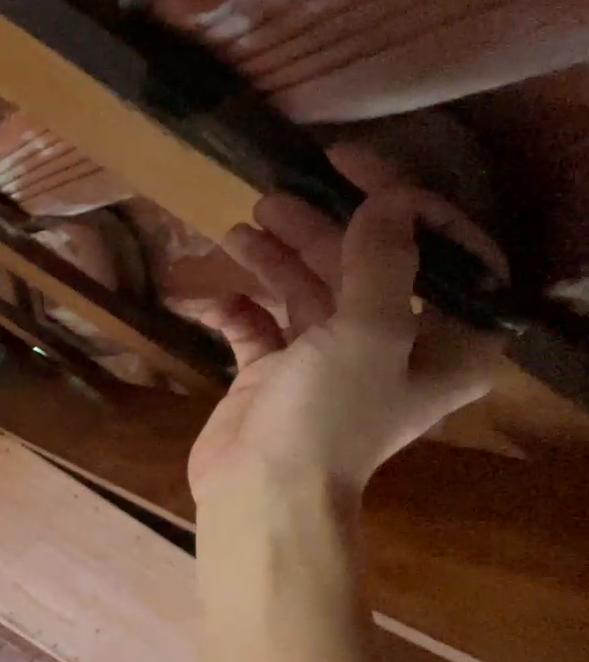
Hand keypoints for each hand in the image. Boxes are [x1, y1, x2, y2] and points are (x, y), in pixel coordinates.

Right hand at [187, 189, 509, 505]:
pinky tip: (214, 301)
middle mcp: (393, 341)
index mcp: (447, 335)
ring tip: (238, 230)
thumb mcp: (368, 333)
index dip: (402, 205)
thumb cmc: (328, 416)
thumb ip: (379, 263)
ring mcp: (326, 360)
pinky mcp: (272, 377)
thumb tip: (384, 202)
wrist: (261, 489)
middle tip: (271, 198)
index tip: (352, 172)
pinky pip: (258, 331)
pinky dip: (238, 312)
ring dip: (272, 261)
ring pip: (305, 293)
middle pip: (360, 266)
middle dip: (318, 230)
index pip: (440, 249)